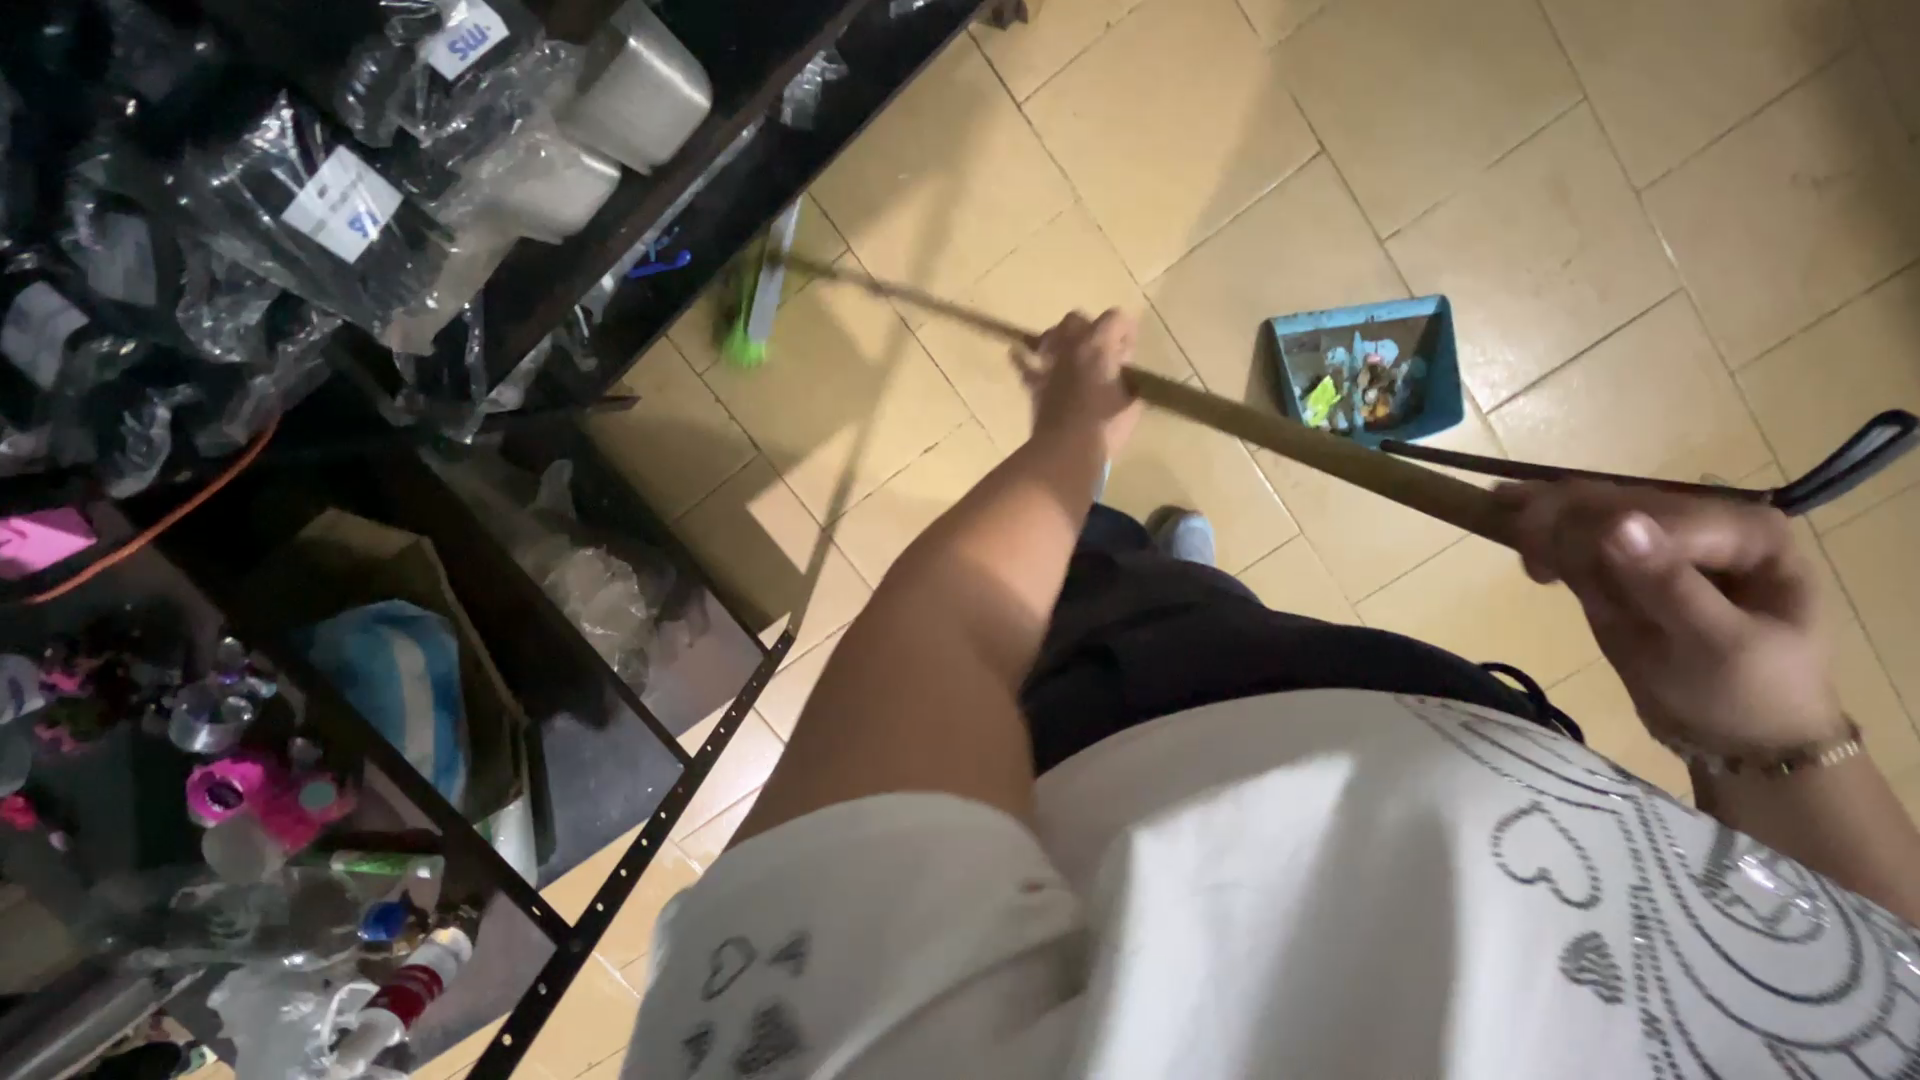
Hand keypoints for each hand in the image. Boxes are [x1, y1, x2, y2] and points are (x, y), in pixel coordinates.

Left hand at [1018, 309, 1142, 459]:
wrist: (1066, 450)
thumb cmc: (1105, 426)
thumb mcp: (1132, 404)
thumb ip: (1129, 383)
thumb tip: (1125, 379)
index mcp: (1098, 346)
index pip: (1115, 317)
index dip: (1125, 331)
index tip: (1128, 354)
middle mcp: (1070, 346)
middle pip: (1076, 319)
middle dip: (1089, 329)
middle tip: (1099, 353)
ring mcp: (1048, 363)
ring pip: (1049, 335)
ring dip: (1059, 339)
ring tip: (1068, 355)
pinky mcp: (1032, 383)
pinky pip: (1022, 363)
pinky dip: (1022, 358)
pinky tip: (1020, 356)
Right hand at [1502, 481, 1844, 754]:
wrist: (1734, 740)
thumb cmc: (1747, 695)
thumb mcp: (1717, 645)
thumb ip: (1669, 585)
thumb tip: (1617, 525)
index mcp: (1746, 532)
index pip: (1652, 514)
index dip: (1594, 531)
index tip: (1546, 570)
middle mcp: (1700, 525)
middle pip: (1611, 503)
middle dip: (1560, 525)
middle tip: (1532, 567)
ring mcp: (1656, 545)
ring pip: (1583, 516)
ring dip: (1546, 534)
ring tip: (1537, 572)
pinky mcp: (1622, 569)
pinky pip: (1574, 543)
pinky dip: (1547, 548)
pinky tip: (1538, 571)